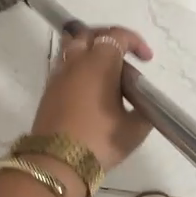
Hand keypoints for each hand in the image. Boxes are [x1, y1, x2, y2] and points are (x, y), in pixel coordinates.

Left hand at [31, 26, 155, 184]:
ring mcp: (59, 75)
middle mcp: (76, 61)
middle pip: (90, 34)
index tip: (146, 58)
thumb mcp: (134, 129)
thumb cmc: (100, 140)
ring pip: (74, 48)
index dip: (134, 41)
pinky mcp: (49, 90)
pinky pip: (66, 67)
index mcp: (99, 64)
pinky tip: (92, 92)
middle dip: (110, 40)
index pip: (116, 36)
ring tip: (106, 74)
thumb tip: (143, 107)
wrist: (57, 162)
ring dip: (91, 53)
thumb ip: (144, 111)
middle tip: (124, 58)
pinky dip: (80, 69)